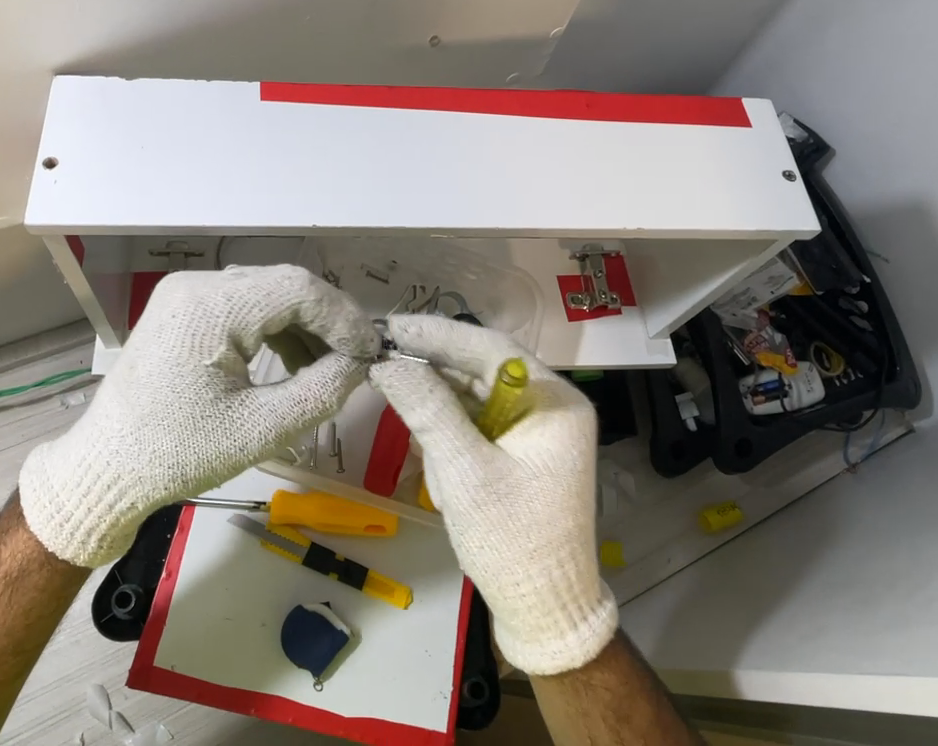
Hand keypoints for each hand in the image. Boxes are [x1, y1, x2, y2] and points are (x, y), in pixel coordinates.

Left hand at [19, 265, 379, 565]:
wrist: (105, 468)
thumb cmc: (177, 453)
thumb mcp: (259, 430)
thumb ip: (320, 391)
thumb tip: (361, 363)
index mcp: (210, 307)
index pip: (298, 288)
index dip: (343, 317)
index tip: (371, 352)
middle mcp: (197, 285)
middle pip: (283, 285)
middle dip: (327, 321)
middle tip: (357, 359)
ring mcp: (186, 293)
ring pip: (266, 293)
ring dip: (303, 325)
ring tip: (327, 368)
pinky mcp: (184, 308)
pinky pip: (243, 306)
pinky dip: (274, 329)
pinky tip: (291, 362)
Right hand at [369, 315, 616, 674]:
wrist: (543, 611)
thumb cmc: (511, 540)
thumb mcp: (463, 472)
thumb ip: (428, 410)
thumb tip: (389, 363)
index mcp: (555, 403)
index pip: (493, 349)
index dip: (440, 335)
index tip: (393, 326)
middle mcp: (551, 407)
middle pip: (485, 368)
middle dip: (434, 362)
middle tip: (383, 348)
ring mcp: (537, 431)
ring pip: (478, 393)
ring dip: (438, 393)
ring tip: (393, 380)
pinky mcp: (521, 452)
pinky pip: (479, 421)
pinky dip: (448, 422)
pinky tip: (419, 422)